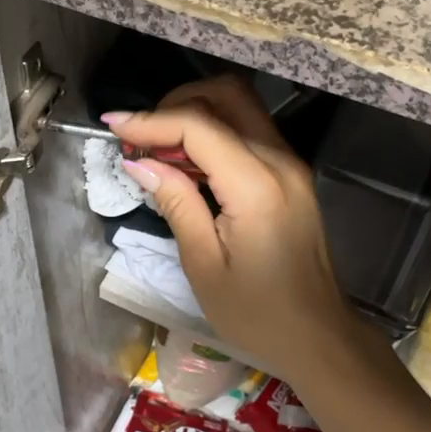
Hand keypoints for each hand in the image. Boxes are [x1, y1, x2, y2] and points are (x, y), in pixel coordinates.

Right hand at [106, 77, 380, 386]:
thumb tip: (140, 162)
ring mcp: (291, 164)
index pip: (199, 125)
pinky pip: (249, 131)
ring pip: (240, 107)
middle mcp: (280, 161)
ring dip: (195, 113)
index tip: (112, 126)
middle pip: (227, 95)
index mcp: (256, 185)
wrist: (318, 336)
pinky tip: (187, 162)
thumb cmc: (257, 313)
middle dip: (176, 103)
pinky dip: (214, 131)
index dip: (151, 120)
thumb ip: (176, 203)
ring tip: (158, 148)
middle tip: (140, 136)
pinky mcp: (291, 174)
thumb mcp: (204, 265)